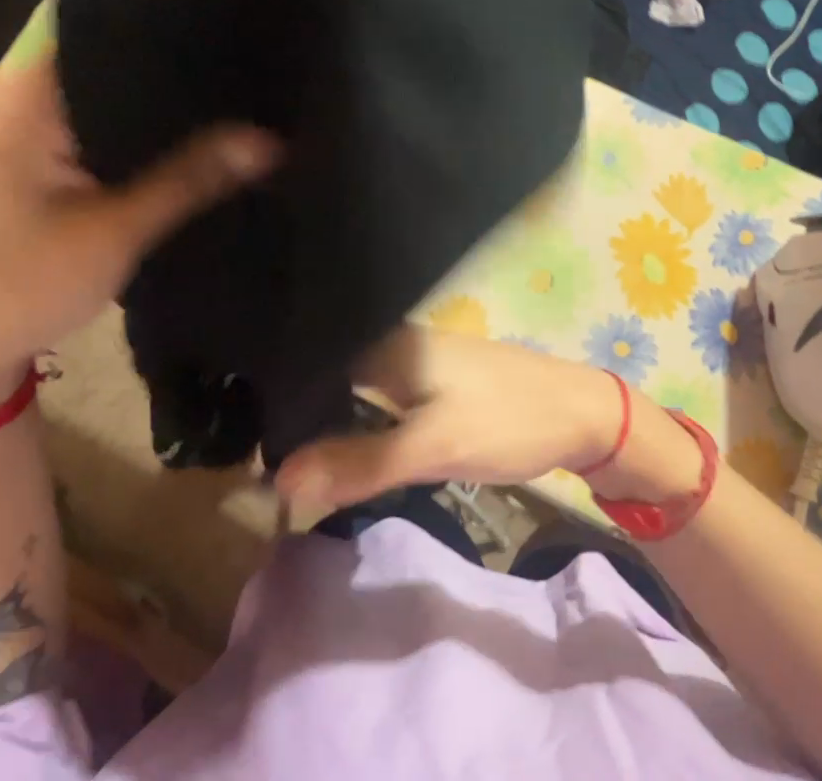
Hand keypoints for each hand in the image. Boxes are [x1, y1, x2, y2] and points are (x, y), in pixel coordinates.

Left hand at [0, 47, 278, 425]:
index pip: (101, 32)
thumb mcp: (118, 230)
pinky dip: (136, 139)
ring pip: (107, 105)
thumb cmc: (31, 282)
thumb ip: (189, 180)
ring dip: (156, 109)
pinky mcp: (41, 170)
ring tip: (226, 95)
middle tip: (242, 65)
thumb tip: (267, 140)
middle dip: (170, 72)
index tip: (225, 26)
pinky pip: (99, 136)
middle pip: (109, 69)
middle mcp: (25, 107)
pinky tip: (184, 142)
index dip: (162, 26)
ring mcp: (30, 139)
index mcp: (30, 102)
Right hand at [273, 329, 705, 509]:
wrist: (584, 418)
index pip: (306, 354)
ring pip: (343, 383)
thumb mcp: (434, 447)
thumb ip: (360, 464)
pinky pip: (368, 396)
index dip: (269, 387)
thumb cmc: (509, 421)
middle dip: (287, 403)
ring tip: (272, 442)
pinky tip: (331, 440)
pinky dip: (348, 418)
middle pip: (320, 368)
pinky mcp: (423, 381)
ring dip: (317, 413)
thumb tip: (281, 481)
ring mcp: (407, 359)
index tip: (236, 424)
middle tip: (248, 443)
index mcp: (382, 341)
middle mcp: (388, 340)